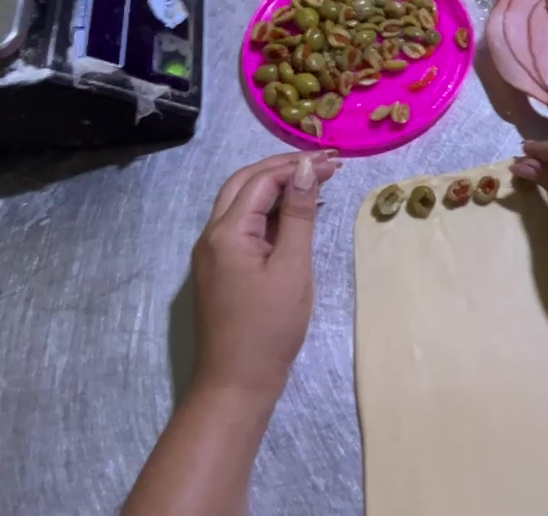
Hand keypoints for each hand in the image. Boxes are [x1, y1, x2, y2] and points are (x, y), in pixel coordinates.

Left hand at [190, 151, 339, 400]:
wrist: (237, 384)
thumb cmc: (269, 326)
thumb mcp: (292, 266)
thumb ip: (299, 214)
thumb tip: (305, 167)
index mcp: (226, 232)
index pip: (262, 180)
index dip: (298, 165)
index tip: (335, 162)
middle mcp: (212, 235)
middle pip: (245, 183)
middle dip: (284, 167)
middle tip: (325, 164)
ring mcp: (213, 252)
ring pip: (242, 201)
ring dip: (277, 185)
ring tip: (316, 180)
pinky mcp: (221, 267)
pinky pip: (244, 223)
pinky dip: (271, 208)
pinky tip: (297, 212)